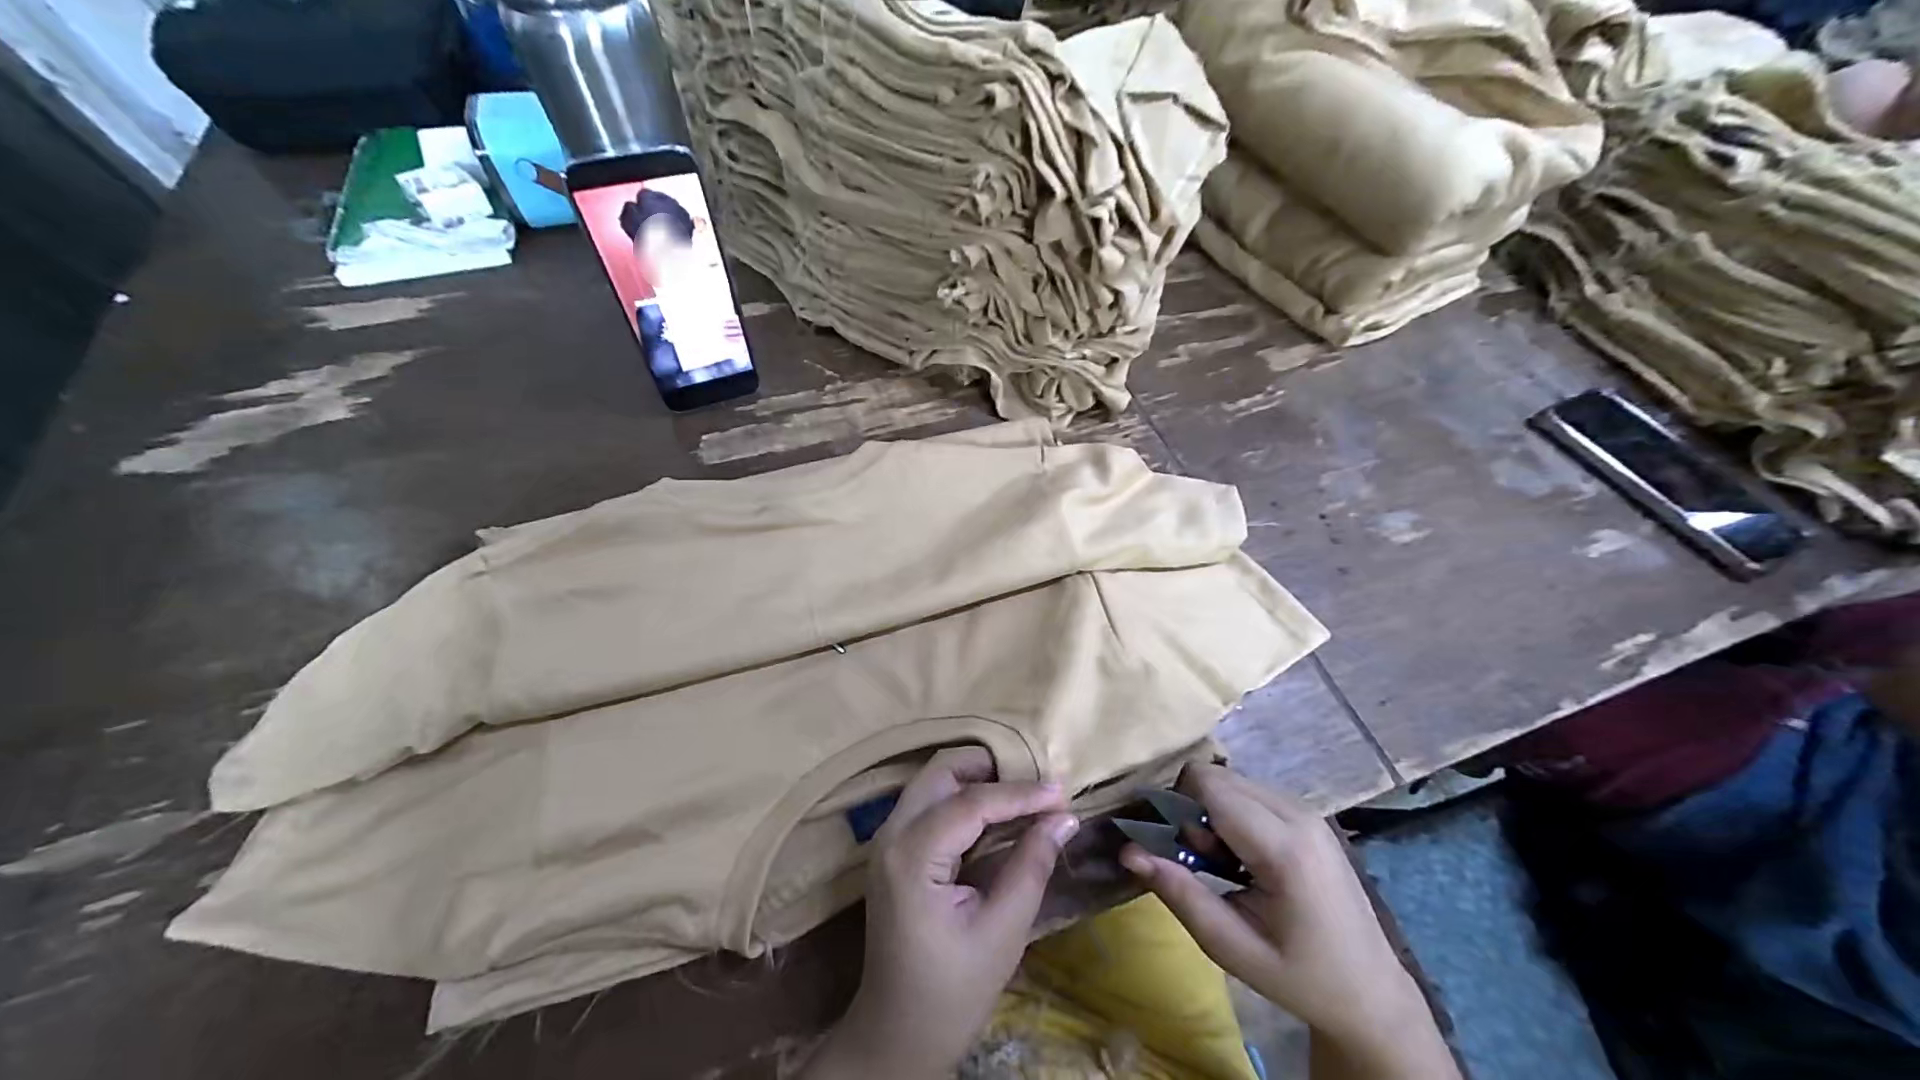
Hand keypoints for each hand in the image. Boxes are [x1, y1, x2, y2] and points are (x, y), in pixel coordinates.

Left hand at [803, 747, 1077, 1079]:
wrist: (897, 1033)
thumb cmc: (952, 991)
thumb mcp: (1002, 932)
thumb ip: (1031, 866)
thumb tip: (1064, 818)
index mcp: (911, 857)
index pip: (970, 802)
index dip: (1020, 793)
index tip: (1062, 793)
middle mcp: (890, 836)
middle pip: (941, 772)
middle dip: (991, 768)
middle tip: (1038, 786)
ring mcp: (886, 840)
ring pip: (932, 781)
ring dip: (976, 779)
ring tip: (1023, 795)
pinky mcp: (893, 850)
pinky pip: (928, 803)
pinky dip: (963, 797)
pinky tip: (996, 813)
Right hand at [1121, 764, 1455, 1077]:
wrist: (1372, 994)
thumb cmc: (1300, 978)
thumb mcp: (1231, 947)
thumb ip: (1178, 893)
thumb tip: (1127, 851)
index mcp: (1285, 847)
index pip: (1209, 784)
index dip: (1176, 806)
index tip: (1178, 849)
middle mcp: (1299, 814)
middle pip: (1218, 777)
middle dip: (1193, 809)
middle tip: (1200, 861)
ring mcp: (1308, 812)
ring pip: (1232, 782)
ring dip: (1212, 813)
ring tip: (1223, 864)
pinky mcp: (1309, 816)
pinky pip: (1251, 792)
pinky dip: (1232, 815)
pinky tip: (1244, 860)